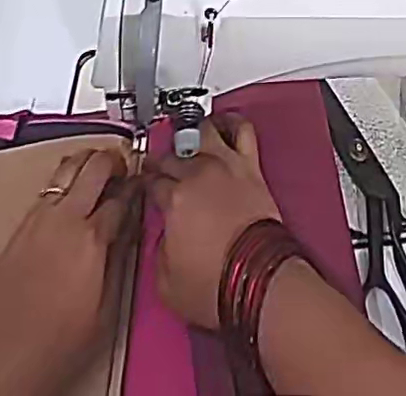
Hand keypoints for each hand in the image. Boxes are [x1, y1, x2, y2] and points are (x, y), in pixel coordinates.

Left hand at [0, 148, 137, 395]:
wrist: (3, 359)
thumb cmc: (55, 343)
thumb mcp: (105, 308)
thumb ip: (119, 260)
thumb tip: (128, 231)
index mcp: (91, 240)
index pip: (121, 196)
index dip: (135, 187)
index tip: (140, 186)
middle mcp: (64, 220)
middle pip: (95, 166)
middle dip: (114, 160)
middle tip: (123, 167)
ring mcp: (39, 218)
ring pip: (68, 166)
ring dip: (88, 161)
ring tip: (98, 171)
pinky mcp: (20, 226)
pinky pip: (48, 187)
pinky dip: (65, 179)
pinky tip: (71, 194)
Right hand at [146, 116, 283, 328]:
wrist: (259, 280)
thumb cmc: (218, 282)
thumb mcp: (166, 279)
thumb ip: (160, 248)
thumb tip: (165, 238)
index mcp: (173, 198)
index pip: (152, 181)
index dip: (146, 183)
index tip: (146, 186)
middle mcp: (197, 174)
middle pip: (172, 155)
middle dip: (162, 161)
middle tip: (159, 166)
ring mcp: (224, 165)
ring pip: (202, 131)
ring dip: (193, 133)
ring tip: (189, 136)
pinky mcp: (249, 166)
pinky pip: (242, 131)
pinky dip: (232, 123)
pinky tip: (226, 124)